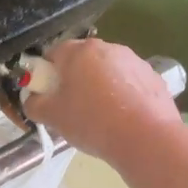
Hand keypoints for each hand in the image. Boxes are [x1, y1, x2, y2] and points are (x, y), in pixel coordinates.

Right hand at [23, 38, 182, 162]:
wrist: (146, 139)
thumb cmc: (91, 122)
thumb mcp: (51, 117)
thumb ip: (34, 104)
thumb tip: (34, 100)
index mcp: (79, 52)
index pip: (52, 53)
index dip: (46, 73)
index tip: (47, 95)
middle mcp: (107, 48)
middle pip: (81, 60)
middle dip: (73, 79)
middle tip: (70, 107)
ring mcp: (134, 60)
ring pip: (106, 70)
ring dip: (98, 86)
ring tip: (99, 116)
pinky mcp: (153, 77)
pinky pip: (127, 82)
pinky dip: (121, 95)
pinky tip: (121, 118)